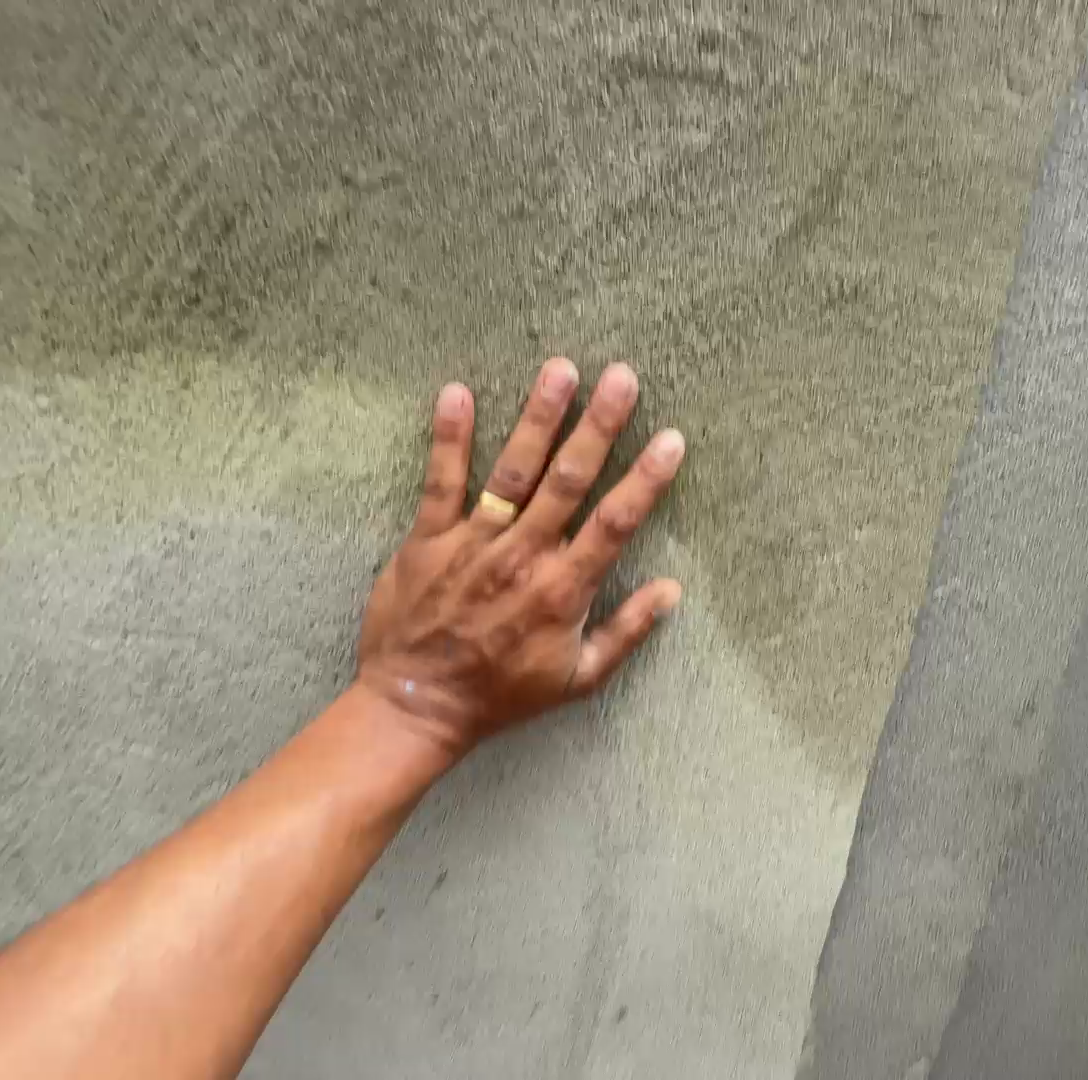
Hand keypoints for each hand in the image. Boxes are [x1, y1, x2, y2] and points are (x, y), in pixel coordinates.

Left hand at [355, 359, 684, 757]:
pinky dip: (449, 438)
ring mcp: (473, 543)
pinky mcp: (427, 540)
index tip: (671, 440)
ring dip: (538, 418)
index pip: (615, 522)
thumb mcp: (581, 678)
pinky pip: (440, 482)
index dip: (646, 480)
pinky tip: (457, 393)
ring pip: (513, 471)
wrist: (415, 707)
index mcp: (563, 589)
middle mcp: (523, 556)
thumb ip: (628, 631)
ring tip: (560, 370)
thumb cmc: (506, 693)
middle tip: (622, 379)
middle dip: (599, 427)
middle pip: (568, 480)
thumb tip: (672, 590)